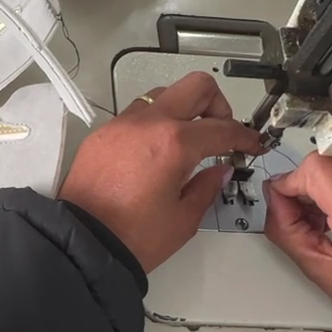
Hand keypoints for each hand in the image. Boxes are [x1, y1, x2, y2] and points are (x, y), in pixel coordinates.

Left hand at [59, 72, 265, 272]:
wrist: (81, 244)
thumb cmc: (128, 237)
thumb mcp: (182, 219)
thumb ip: (206, 188)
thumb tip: (217, 172)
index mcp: (174, 143)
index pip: (223, 127)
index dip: (245, 137)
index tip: (250, 145)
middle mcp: (146, 124)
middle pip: (196, 87)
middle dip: (217, 105)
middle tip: (222, 132)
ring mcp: (121, 125)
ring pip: (163, 95)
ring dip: (182, 110)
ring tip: (188, 142)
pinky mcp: (101, 135)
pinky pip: (135, 114)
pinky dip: (153, 123)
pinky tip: (157, 151)